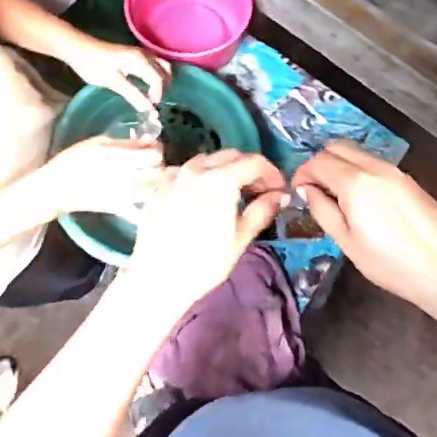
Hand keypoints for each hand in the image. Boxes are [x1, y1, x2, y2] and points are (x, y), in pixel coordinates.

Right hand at [40, 135, 165, 217]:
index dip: (157, 148)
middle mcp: (126, 178)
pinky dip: (148, 208)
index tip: (153, 145)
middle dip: (160, 165)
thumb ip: (124, 142)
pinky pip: (140, 213)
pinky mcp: (119, 209)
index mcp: (120, 158)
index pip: (154, 155)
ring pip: (155, 191)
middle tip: (154, 161)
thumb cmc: (74, 160)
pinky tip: (149, 200)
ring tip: (155, 178)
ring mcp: (124, 196)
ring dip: (159, 184)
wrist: (56, 188)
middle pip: (159, 172)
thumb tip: (146, 140)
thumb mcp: (97, 142)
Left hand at [61, 36, 169, 113]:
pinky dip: (155, 76)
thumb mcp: (113, 82)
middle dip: (164, 87)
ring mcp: (140, 53)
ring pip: (160, 66)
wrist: (78, 49)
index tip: (151, 109)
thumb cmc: (93, 65)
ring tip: (153, 96)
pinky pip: (153, 65)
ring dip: (161, 80)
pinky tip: (147, 86)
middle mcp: (144, 55)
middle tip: (155, 102)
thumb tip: (149, 109)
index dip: (157, 95)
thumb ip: (133, 95)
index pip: (158, 79)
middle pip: (164, 70)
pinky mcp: (134, 55)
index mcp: (140, 61)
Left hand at [117, 150, 285, 317]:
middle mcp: (197, 169)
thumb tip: (280, 196)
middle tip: (261, 192)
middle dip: (250, 169)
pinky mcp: (160, 186)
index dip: (272, 173)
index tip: (279, 190)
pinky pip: (186, 172)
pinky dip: (202, 178)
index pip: (255, 162)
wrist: (156, 280)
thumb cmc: (203, 264)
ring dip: (226, 170)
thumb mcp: (239, 239)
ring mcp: (174, 175)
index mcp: (221, 179)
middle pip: (231, 156)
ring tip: (233, 194)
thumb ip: (261, 211)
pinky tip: (203, 199)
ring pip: (207, 160)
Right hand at [293, 141, 436, 314]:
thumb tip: (307, 190)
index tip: (298, 192)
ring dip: (339, 164)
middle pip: (336, 147)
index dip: (302, 173)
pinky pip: (374, 163)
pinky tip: (362, 199)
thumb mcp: (348, 243)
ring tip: (336, 196)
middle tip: (314, 191)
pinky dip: (358, 170)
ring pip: (356, 152)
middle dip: (319, 163)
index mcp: (355, 182)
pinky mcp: (408, 179)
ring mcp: (394, 170)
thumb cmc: (392, 264)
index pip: (318, 161)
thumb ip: (323, 210)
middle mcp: (374, 167)